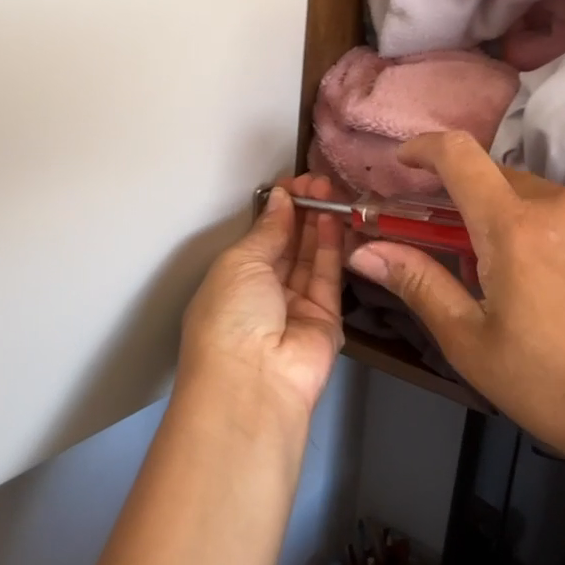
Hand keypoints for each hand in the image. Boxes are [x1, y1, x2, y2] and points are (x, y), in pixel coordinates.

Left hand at [179, 174, 345, 414]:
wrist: (255, 383)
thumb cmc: (230, 318)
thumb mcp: (239, 263)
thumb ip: (267, 229)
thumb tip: (279, 199)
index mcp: (231, 282)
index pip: (259, 238)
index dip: (276, 210)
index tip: (293, 183)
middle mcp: (263, 294)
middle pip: (287, 245)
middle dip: (301, 211)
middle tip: (317, 181)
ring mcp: (296, 307)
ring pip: (311, 257)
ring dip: (318, 223)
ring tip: (329, 191)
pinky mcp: (327, 318)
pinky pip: (330, 275)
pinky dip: (332, 246)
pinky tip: (334, 218)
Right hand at [345, 132, 564, 483]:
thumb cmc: (553, 387)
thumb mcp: (471, 342)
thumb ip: (418, 283)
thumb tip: (365, 251)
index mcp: (515, 225)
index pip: (460, 154)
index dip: (424, 148)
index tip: (404, 164)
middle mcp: (562, 204)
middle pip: (498, 178)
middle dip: (467, 202)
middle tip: (457, 256)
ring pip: (538, 199)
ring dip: (511, 220)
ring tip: (515, 285)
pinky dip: (550, 234)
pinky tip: (561, 291)